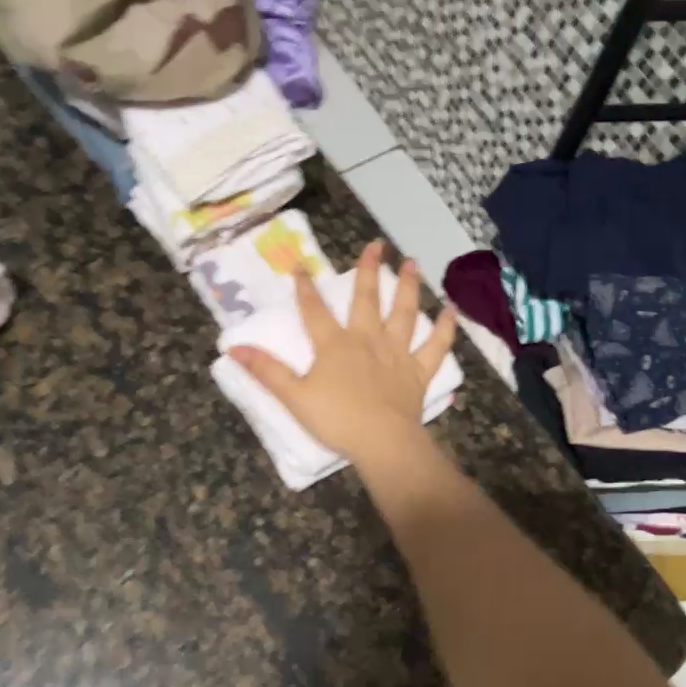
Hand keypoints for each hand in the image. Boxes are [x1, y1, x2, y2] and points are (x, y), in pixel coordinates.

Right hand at [228, 240, 458, 464]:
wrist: (381, 442)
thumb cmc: (335, 419)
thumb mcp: (293, 396)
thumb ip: (266, 370)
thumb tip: (233, 347)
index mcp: (334, 344)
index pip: (315, 310)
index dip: (305, 288)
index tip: (300, 266)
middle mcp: (367, 339)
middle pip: (367, 299)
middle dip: (369, 270)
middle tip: (376, 244)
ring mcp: (396, 353)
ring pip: (404, 312)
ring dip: (408, 286)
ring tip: (412, 262)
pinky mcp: (418, 372)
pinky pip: (435, 345)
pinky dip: (445, 327)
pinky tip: (451, 309)